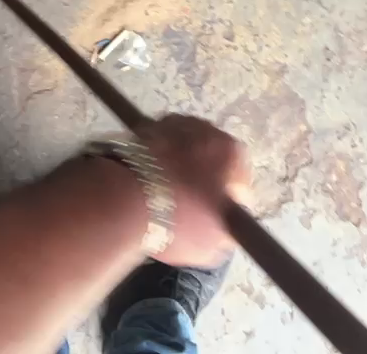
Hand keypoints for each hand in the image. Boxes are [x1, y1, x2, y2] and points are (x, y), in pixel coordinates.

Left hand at [136, 115, 250, 267]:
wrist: (125, 198)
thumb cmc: (178, 221)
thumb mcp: (214, 244)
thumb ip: (228, 231)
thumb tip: (223, 229)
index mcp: (233, 153)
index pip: (241, 185)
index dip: (230, 206)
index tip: (215, 220)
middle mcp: (208, 129)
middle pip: (214, 159)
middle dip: (206, 179)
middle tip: (191, 208)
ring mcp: (175, 122)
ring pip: (187, 149)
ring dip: (183, 165)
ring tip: (167, 194)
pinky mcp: (146, 125)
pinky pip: (162, 146)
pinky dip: (160, 159)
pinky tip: (150, 181)